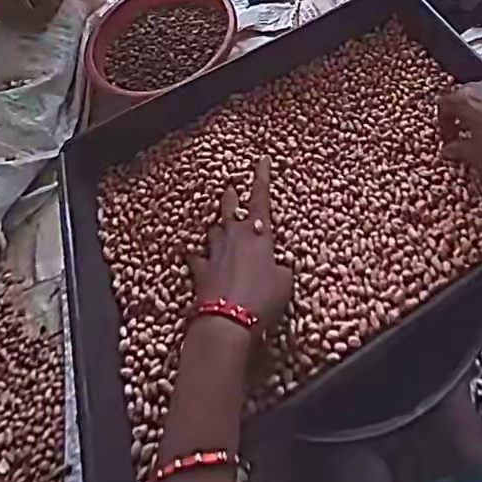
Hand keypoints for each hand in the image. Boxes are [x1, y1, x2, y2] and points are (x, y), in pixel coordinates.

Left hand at [189, 155, 293, 331]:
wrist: (228, 322)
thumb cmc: (262, 298)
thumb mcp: (285, 283)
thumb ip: (282, 269)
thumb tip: (279, 268)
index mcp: (258, 233)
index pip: (261, 197)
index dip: (262, 177)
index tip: (262, 160)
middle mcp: (234, 235)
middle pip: (230, 208)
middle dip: (232, 197)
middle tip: (231, 189)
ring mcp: (215, 252)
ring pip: (213, 230)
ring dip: (217, 228)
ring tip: (219, 228)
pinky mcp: (200, 271)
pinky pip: (198, 258)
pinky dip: (199, 258)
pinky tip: (197, 259)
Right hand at [438, 81, 481, 207]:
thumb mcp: (477, 156)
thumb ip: (458, 149)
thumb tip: (450, 149)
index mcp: (467, 99)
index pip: (445, 103)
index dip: (443, 122)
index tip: (447, 137)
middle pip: (464, 96)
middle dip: (460, 113)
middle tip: (460, 133)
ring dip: (479, 113)